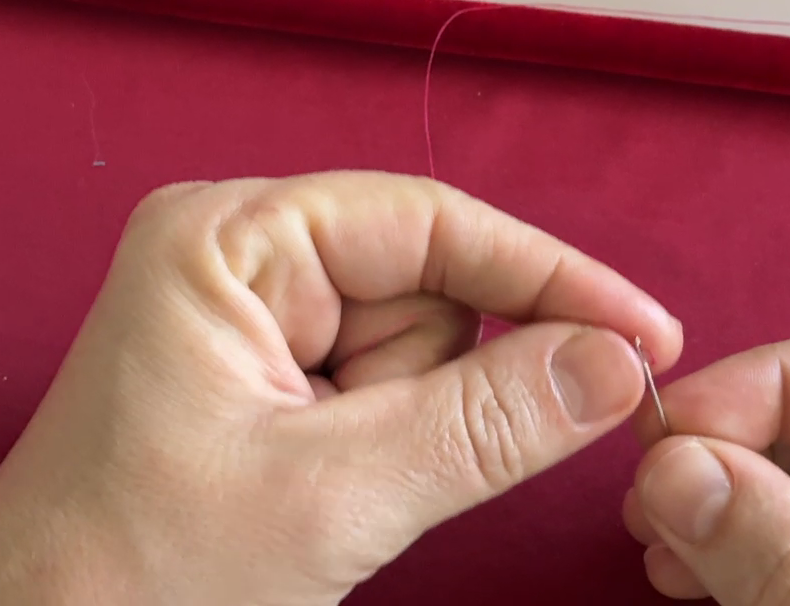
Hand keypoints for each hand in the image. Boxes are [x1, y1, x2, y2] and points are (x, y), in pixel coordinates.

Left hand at [0, 172, 682, 605]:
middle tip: (367, 462)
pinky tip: (317, 467)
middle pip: (418, 278)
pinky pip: (371, 365)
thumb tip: (614, 362)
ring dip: (396, 415)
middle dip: (431, 378)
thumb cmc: (142, 579)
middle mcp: (238, 238)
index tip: (647, 330)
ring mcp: (247, 288)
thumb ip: (485, 424)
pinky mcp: (259, 341)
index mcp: (230, 234)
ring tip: (320, 475)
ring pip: (405, 331)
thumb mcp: (331, 501)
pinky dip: (378, 424)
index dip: (543, 271)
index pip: (425, 219)